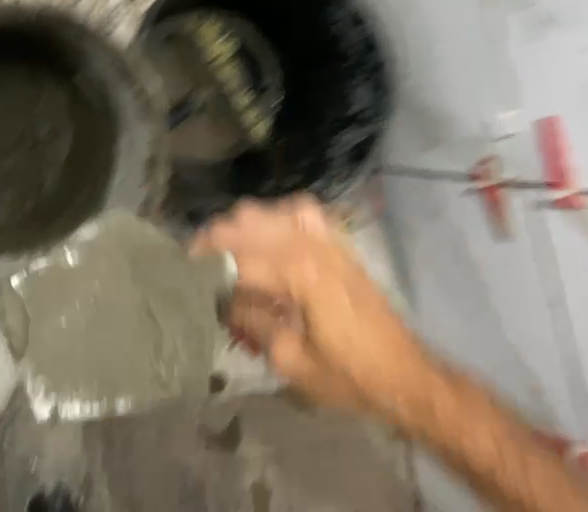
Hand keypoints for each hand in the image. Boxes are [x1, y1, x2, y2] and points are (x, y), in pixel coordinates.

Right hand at [192, 196, 435, 424]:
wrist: (408, 377)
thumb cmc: (349, 376)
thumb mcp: (289, 360)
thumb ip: (250, 321)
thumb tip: (219, 300)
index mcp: (295, 271)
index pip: (231, 255)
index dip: (200, 265)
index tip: (178, 276)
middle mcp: (306, 243)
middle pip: (240, 223)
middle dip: (211, 242)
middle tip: (197, 269)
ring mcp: (323, 237)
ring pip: (262, 211)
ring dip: (237, 229)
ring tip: (225, 254)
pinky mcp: (335, 241)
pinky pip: (295, 210)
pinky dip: (273, 218)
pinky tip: (266, 237)